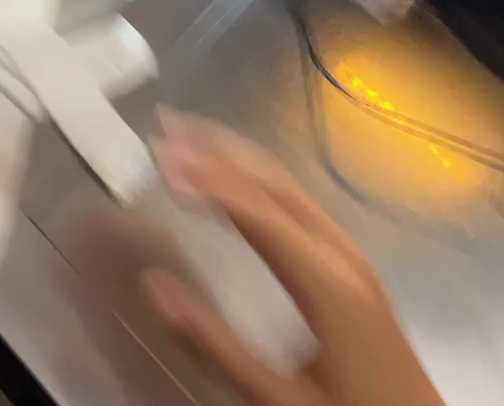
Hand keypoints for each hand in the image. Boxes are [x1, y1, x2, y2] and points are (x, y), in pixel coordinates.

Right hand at [144, 113, 444, 405]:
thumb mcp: (279, 399)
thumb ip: (216, 343)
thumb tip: (153, 284)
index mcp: (326, 280)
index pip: (254, 209)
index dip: (204, 179)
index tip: (159, 159)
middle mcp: (340, 253)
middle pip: (271, 182)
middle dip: (216, 148)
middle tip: (167, 125)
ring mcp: (350, 255)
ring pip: (286, 185)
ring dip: (235, 155)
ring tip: (189, 135)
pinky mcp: (350, 265)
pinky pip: (296, 201)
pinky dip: (254, 177)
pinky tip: (234, 177)